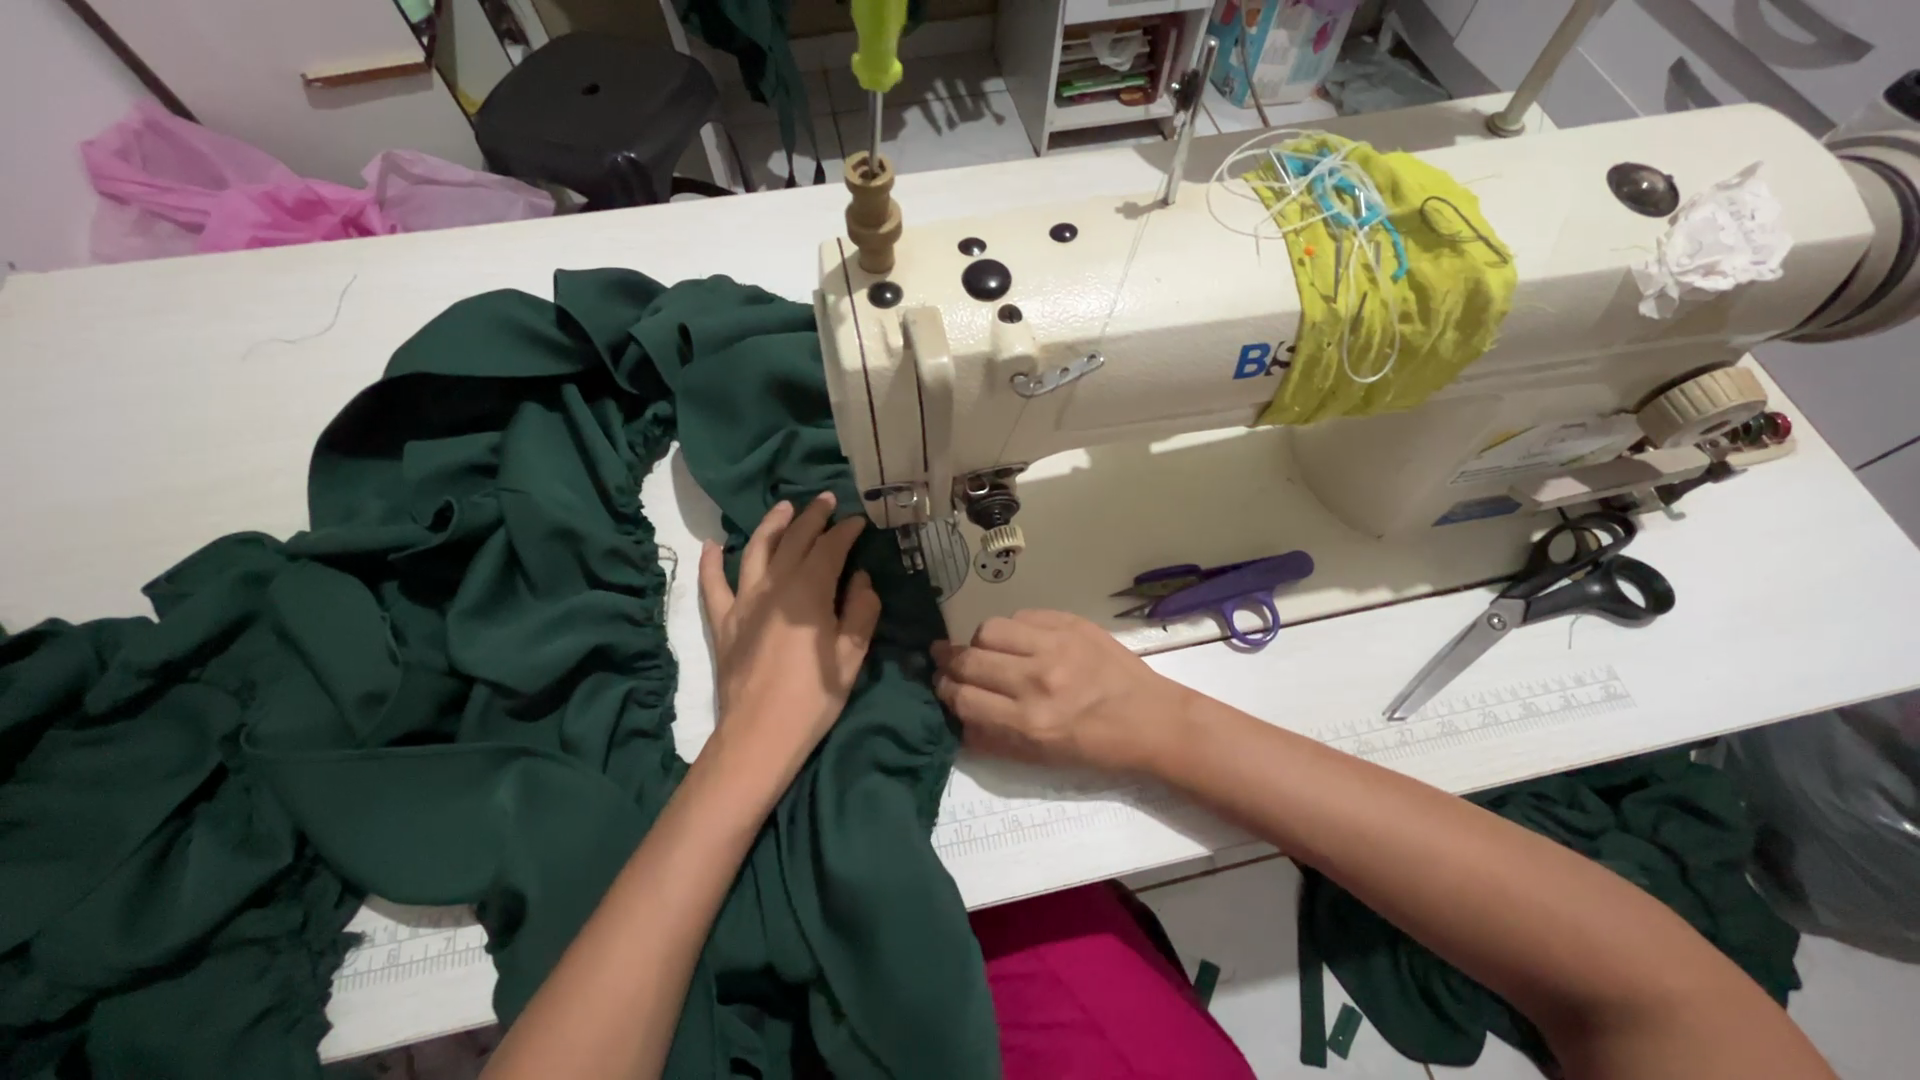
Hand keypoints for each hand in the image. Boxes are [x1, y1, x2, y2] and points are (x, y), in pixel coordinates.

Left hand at [699, 493, 880, 769]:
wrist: (760, 733)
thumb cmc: (814, 697)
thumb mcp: (851, 656)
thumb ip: (860, 612)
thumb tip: (860, 581)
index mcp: (810, 591)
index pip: (831, 549)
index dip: (846, 531)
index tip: (859, 521)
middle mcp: (774, 586)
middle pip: (794, 540)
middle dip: (813, 517)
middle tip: (825, 501)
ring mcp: (743, 601)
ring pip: (756, 550)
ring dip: (771, 526)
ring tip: (783, 509)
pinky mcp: (723, 621)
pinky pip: (713, 584)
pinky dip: (711, 561)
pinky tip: (712, 545)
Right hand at [932, 610, 1193, 772]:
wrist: (1151, 720)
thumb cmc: (1095, 748)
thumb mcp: (1040, 758)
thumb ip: (992, 738)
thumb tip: (955, 714)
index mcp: (1029, 722)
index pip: (964, 698)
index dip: (945, 691)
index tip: (942, 687)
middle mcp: (1038, 681)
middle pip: (969, 660)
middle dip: (949, 662)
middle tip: (945, 662)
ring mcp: (1056, 646)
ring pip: (990, 629)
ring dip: (980, 642)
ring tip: (987, 651)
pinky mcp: (1072, 624)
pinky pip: (1023, 615)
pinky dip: (1014, 629)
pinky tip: (1020, 641)